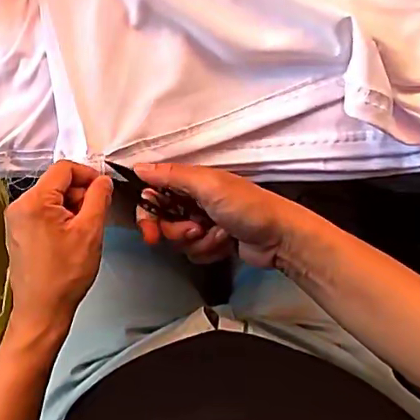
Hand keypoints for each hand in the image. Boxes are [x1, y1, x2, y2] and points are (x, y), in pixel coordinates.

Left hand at [4, 161, 112, 343]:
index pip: (63, 169)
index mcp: (34, 201)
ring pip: (51, 198)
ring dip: (71, 208)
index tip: (103, 188)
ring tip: (82, 233)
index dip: (87, 174)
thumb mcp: (90, 232)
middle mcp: (19, 205)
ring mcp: (16, 219)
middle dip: (79, 194)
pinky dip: (60, 218)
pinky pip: (42, 212)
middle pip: (56, 183)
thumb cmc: (63, 276)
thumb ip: (98, 198)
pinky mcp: (18, 231)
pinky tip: (70, 239)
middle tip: (95, 216)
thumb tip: (102, 181)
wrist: (42, 310)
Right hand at [133, 162, 315, 269]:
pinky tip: (225, 244)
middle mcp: (191, 200)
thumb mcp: (207, 185)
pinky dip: (208, 250)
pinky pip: (193, 252)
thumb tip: (138, 167)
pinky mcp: (211, 242)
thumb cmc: (246, 207)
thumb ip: (170, 175)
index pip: (152, 196)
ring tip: (219, 234)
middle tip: (192, 232)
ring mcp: (201, 222)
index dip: (147, 213)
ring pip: (176, 240)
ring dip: (197, 241)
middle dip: (175, 231)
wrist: (281, 238)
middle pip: (160, 220)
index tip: (149, 231)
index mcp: (189, 182)